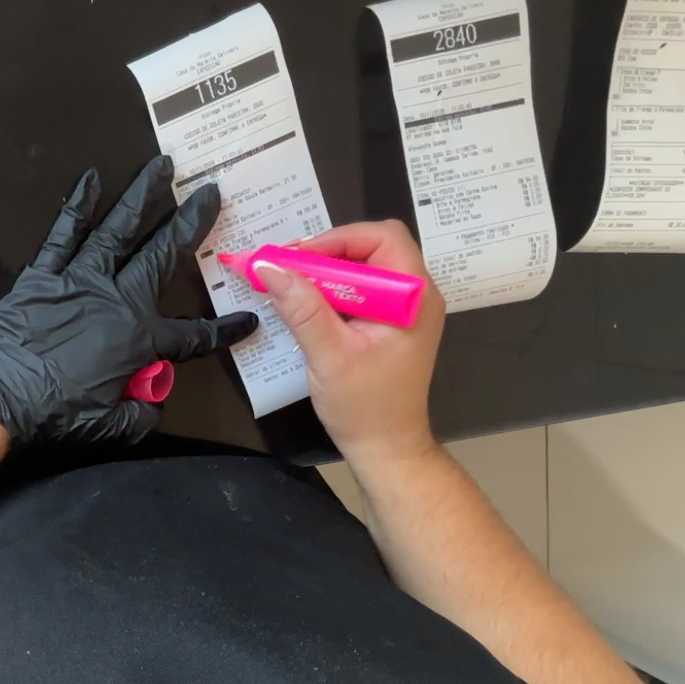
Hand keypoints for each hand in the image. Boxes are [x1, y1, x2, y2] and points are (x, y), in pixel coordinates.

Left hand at [0, 157, 259, 443]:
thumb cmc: (55, 414)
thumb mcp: (110, 427)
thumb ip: (140, 416)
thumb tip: (152, 406)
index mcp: (139, 339)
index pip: (192, 335)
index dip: (223, 330)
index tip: (247, 319)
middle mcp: (117, 299)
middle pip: (162, 255)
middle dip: (191, 223)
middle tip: (210, 192)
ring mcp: (79, 280)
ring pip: (118, 230)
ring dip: (142, 196)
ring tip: (162, 165)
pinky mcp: (44, 275)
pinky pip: (63, 235)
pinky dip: (77, 207)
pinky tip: (90, 179)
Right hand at [256, 220, 445, 464]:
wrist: (385, 444)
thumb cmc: (363, 405)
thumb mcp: (328, 356)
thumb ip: (302, 309)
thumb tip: (270, 267)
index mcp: (412, 297)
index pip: (381, 239)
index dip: (335, 239)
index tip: (295, 258)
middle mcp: (415, 294)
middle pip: (371, 247)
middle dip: (324, 252)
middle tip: (284, 268)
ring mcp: (404, 308)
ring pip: (363, 267)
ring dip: (323, 271)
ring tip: (288, 284)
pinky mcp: (389, 321)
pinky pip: (360, 289)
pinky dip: (329, 289)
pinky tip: (304, 302)